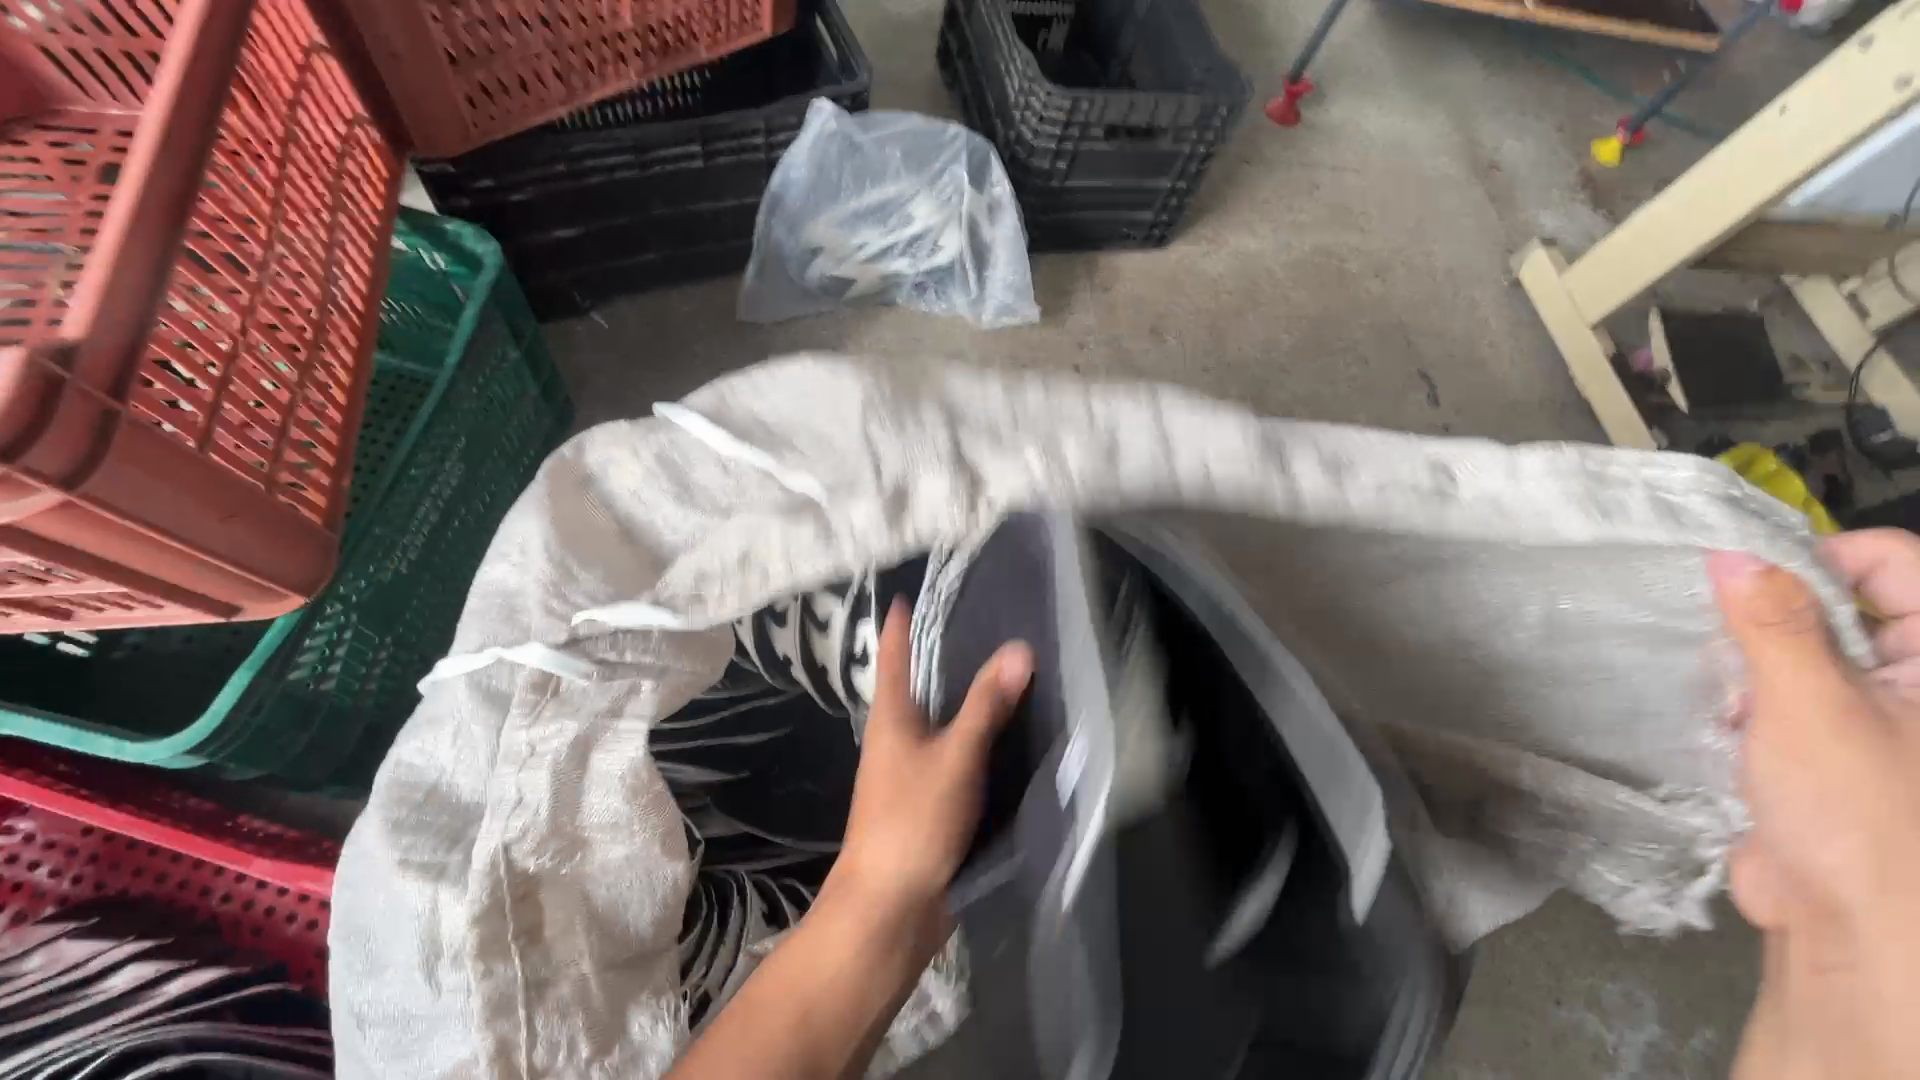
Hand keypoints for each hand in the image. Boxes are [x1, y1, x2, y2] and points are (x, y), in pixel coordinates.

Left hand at [820, 597, 1032, 942]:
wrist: (892, 904)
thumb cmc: (912, 820)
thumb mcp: (955, 757)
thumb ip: (986, 705)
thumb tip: (1019, 649)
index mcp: (891, 716)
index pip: (894, 654)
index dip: (901, 622)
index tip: (911, 591)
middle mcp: (897, 737)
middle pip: (918, 684)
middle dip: (944, 654)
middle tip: (986, 621)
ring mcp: (912, 771)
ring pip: (940, 720)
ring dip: (965, 697)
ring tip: (1006, 668)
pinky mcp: (931, 801)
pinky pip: (956, 756)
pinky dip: (977, 737)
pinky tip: (1008, 733)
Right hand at [1708, 532, 1919, 1078]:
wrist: (1857, 928)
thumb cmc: (1856, 813)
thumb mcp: (1806, 706)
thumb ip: (1770, 623)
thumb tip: (1730, 554)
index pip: (1888, 563)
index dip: (1812, 560)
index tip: (1739, 585)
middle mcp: (1917, 678)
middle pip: (1838, 602)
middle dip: (1769, 626)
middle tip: (1737, 665)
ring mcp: (1880, 711)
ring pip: (1800, 647)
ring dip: (1753, 670)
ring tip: (1738, 713)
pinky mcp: (1836, 743)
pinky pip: (1782, 690)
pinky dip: (1751, 703)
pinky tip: (1738, 735)